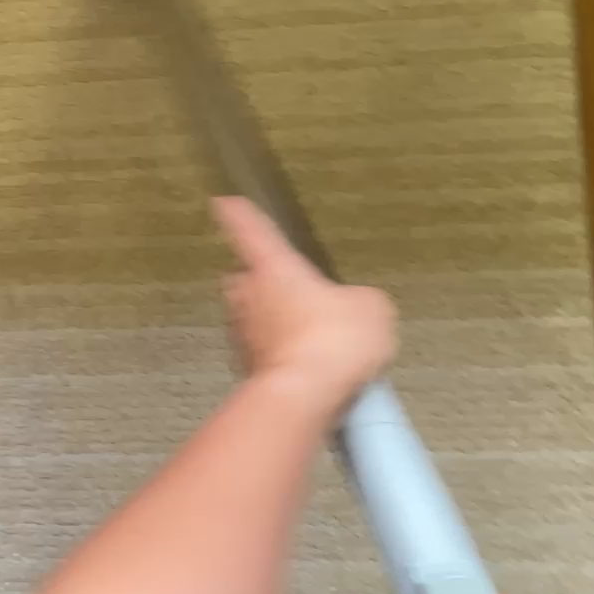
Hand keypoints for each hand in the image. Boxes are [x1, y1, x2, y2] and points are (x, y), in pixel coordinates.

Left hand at [211, 196, 395, 398]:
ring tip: (313, 336)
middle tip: (298, 294)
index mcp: (273, 268)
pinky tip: (307, 363)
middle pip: (248, 278)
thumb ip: (356, 298)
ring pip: (254, 315)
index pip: (252, 232)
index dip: (240, 216)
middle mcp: (247, 293)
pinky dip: (280, 350)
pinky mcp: (243, 360)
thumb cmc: (333, 339)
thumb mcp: (369, 307)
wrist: (302, 392)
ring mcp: (240, 328)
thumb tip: (349, 306)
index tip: (223, 201)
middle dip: (266, 283)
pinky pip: (262, 347)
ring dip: (275, 321)